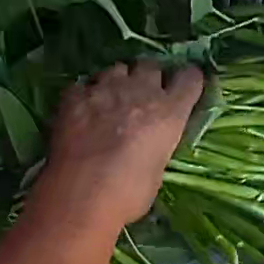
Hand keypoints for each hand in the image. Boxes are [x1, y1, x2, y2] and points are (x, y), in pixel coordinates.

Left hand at [39, 62, 202, 228]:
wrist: (80, 197)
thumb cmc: (125, 196)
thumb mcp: (154, 175)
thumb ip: (155, 149)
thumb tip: (146, 150)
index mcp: (168, 112)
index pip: (189, 78)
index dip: (184, 83)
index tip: (179, 93)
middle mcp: (140, 91)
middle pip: (149, 67)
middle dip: (146, 80)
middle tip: (138, 101)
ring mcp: (104, 90)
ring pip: (116, 70)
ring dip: (115, 83)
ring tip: (107, 104)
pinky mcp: (74, 97)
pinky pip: (82, 86)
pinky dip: (83, 96)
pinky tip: (79, 113)